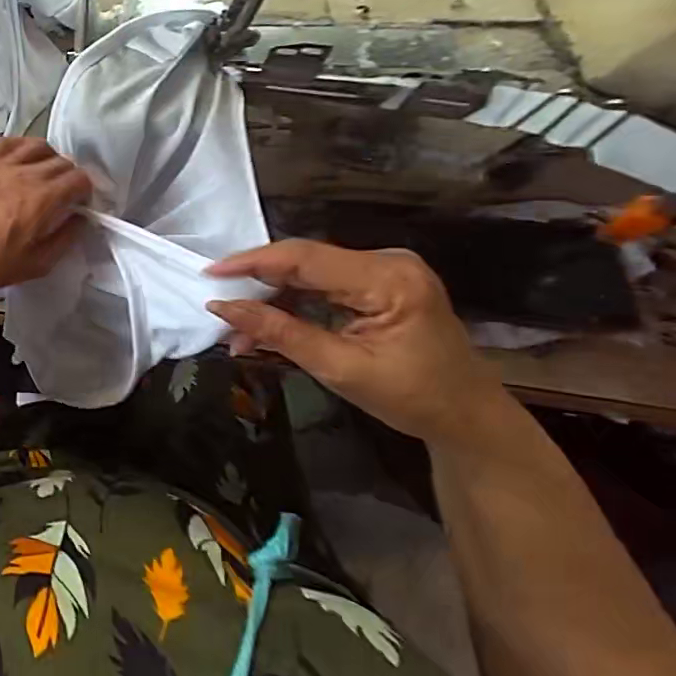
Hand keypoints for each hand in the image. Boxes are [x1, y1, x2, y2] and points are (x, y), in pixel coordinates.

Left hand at [0, 137, 92, 301]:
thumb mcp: (41, 263)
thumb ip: (67, 237)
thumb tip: (80, 218)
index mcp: (44, 198)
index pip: (80, 178)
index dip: (85, 192)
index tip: (78, 205)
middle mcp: (26, 175)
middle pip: (62, 162)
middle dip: (70, 178)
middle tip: (63, 196)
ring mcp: (2, 167)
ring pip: (39, 146)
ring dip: (49, 158)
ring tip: (44, 177)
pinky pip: (7, 142)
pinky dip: (19, 146)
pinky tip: (20, 161)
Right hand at [206, 240, 512, 447]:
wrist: (466, 417)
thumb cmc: (412, 397)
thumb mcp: (338, 368)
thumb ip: (279, 333)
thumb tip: (222, 308)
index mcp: (388, 279)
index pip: (304, 258)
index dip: (251, 263)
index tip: (208, 275)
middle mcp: (387, 262)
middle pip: (302, 262)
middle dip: (256, 287)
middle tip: (219, 311)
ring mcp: (382, 270)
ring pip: (305, 274)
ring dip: (269, 300)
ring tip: (238, 332)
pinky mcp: (376, 283)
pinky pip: (319, 285)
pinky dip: (290, 305)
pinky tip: (265, 327)